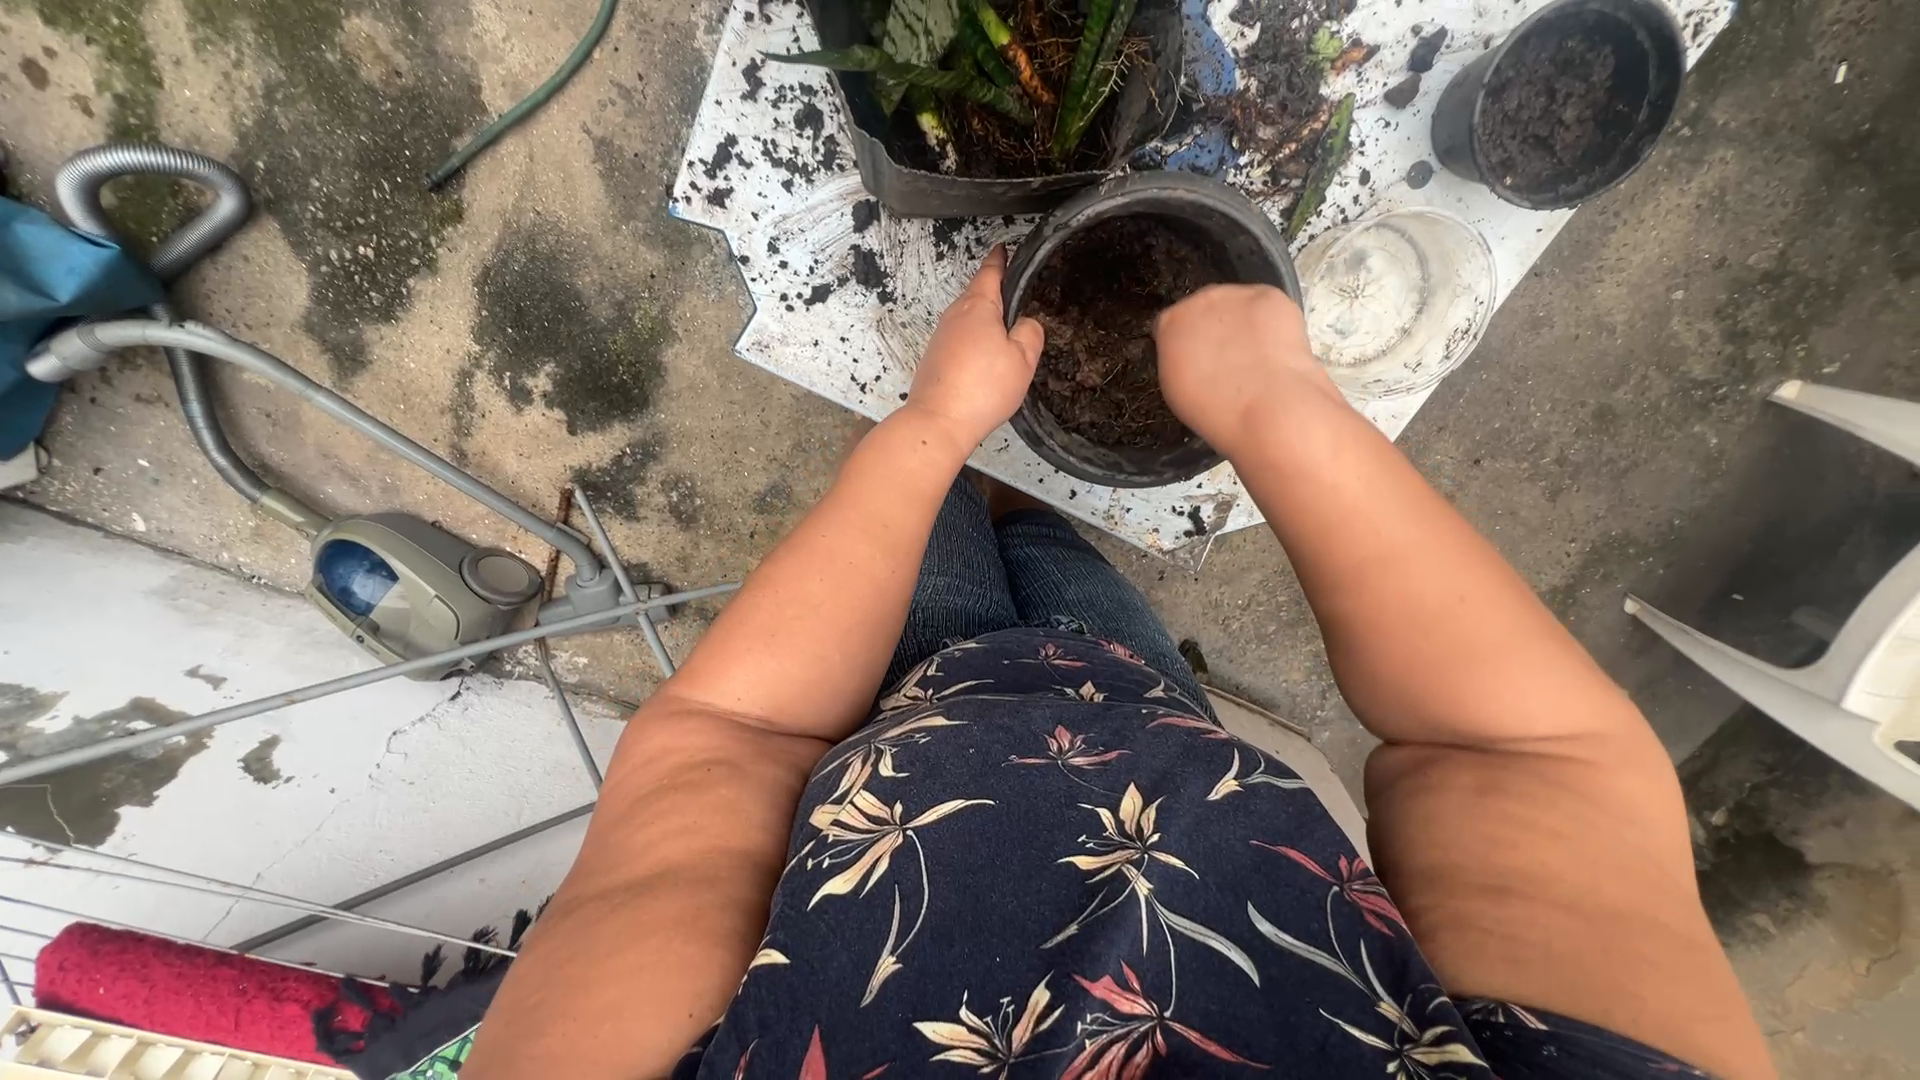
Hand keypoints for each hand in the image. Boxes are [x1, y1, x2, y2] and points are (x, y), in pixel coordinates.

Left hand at [903, 245, 1045, 452]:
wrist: (938, 421)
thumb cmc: (980, 390)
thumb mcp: (1023, 360)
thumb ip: (1030, 333)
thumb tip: (1026, 323)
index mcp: (977, 307)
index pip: (990, 271)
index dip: (1000, 259)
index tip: (1002, 250)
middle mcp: (954, 317)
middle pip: (976, 295)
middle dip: (994, 294)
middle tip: (1013, 297)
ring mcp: (940, 338)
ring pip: (967, 320)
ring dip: (984, 324)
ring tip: (1003, 337)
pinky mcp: (935, 359)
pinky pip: (958, 342)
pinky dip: (973, 345)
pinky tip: (984, 364)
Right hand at [1153, 284, 1340, 454]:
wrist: (1266, 406)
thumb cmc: (1215, 407)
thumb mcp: (1176, 388)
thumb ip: (1176, 360)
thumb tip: (1189, 354)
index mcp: (1171, 323)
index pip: (1171, 323)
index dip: (1183, 342)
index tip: (1194, 359)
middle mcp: (1200, 301)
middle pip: (1205, 307)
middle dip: (1213, 328)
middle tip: (1227, 359)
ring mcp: (1238, 296)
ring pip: (1238, 306)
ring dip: (1243, 323)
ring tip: (1255, 357)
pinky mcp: (1271, 296)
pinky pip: (1269, 306)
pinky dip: (1272, 322)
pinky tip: (1274, 348)